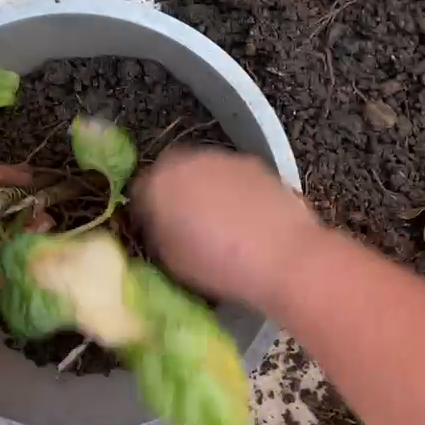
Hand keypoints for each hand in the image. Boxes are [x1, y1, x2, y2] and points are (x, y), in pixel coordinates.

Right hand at [132, 147, 323, 311]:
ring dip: (205, 190)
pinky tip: (245, 219)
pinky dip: (233, 192)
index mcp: (159, 184)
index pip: (139, 191)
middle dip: (175, 195)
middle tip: (184, 225)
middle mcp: (189, 161)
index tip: (154, 231)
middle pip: (172, 174)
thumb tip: (159, 227)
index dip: (145, 212)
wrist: (285, 257)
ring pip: (205, 172)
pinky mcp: (257, 165)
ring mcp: (226, 159)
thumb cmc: (220, 265)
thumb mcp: (172, 260)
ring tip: (219, 225)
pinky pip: (233, 178)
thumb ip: (158, 235)